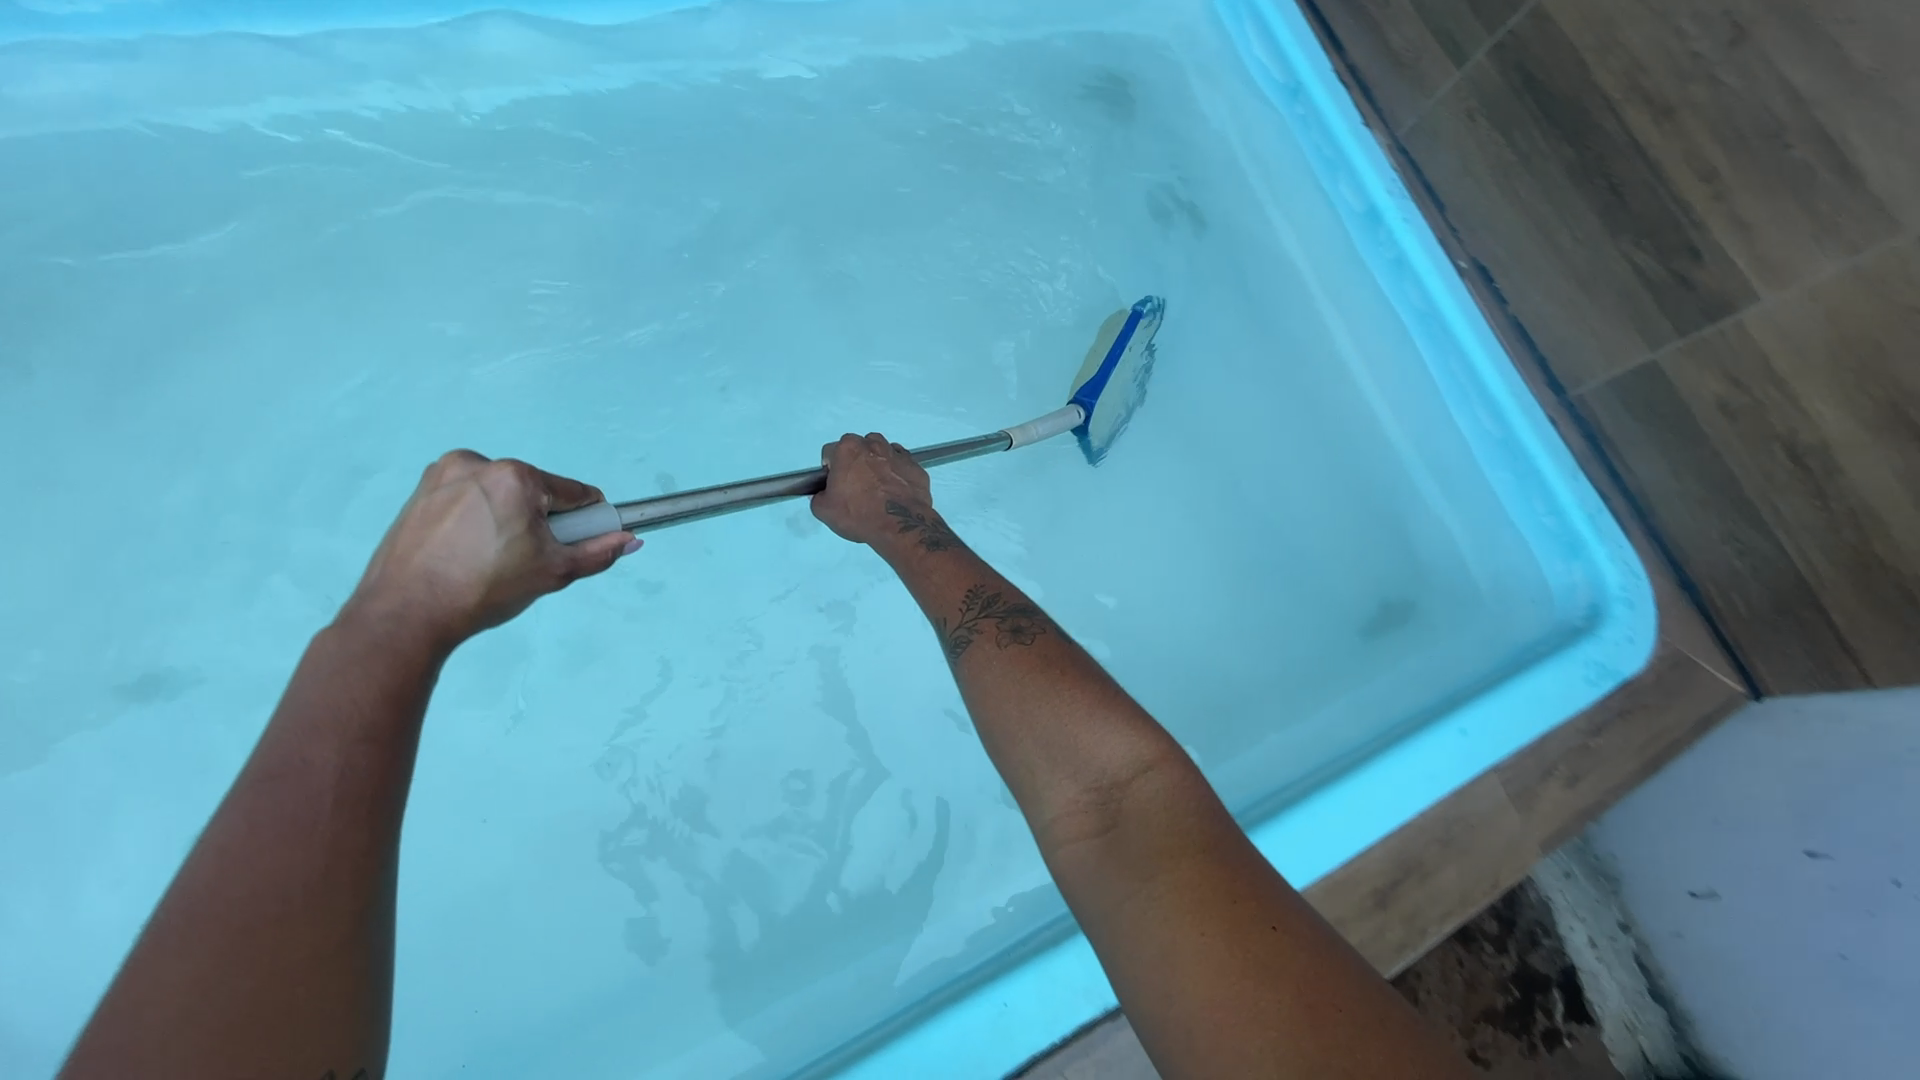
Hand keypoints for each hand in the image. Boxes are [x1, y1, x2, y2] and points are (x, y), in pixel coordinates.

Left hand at [342, 450, 640, 651]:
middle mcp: (479, 462)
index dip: (584, 522)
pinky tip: (467, 551)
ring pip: (501, 494)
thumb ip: (597, 552)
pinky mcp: (420, 491)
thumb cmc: (486, 588)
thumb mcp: (554, 572)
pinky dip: (478, 518)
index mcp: (515, 476)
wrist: (405, 613)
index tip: (570, 547)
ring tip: (492, 558)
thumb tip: (631, 540)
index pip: (574, 493)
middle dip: (541, 520)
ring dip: (509, 518)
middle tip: (525, 560)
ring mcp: (443, 473)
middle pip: (535, 491)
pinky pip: (469, 498)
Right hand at [812, 433, 952, 554]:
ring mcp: (897, 453)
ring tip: (877, 489)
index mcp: (847, 449)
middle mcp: (872, 444)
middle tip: (855, 488)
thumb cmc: (860, 515)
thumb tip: (825, 495)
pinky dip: (897, 474)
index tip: (834, 485)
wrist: (900, 525)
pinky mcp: (915, 466)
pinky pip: (901, 465)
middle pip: (857, 449)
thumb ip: (819, 496)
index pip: (830, 453)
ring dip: (876, 465)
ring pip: (881, 453)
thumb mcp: (824, 510)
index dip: (830, 470)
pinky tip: (894, 492)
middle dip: (854, 464)